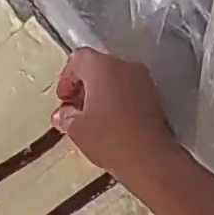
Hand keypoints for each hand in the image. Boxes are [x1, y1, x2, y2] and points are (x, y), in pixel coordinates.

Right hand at [52, 47, 185, 182]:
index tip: (63, 100)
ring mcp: (141, 79)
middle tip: (73, 110)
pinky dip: (114, 100)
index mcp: (101, 68)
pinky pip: (127, 89)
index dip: (66, 78)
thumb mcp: (77, 129)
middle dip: (82, 86)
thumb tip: (61, 114)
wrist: (147, 156)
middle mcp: (124, 66)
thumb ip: (65, 117)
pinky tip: (108, 123)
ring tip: (90, 119)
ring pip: (113, 78)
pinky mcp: (152, 94)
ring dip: (99, 93)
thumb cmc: (108, 138)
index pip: (78, 58)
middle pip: (97, 66)